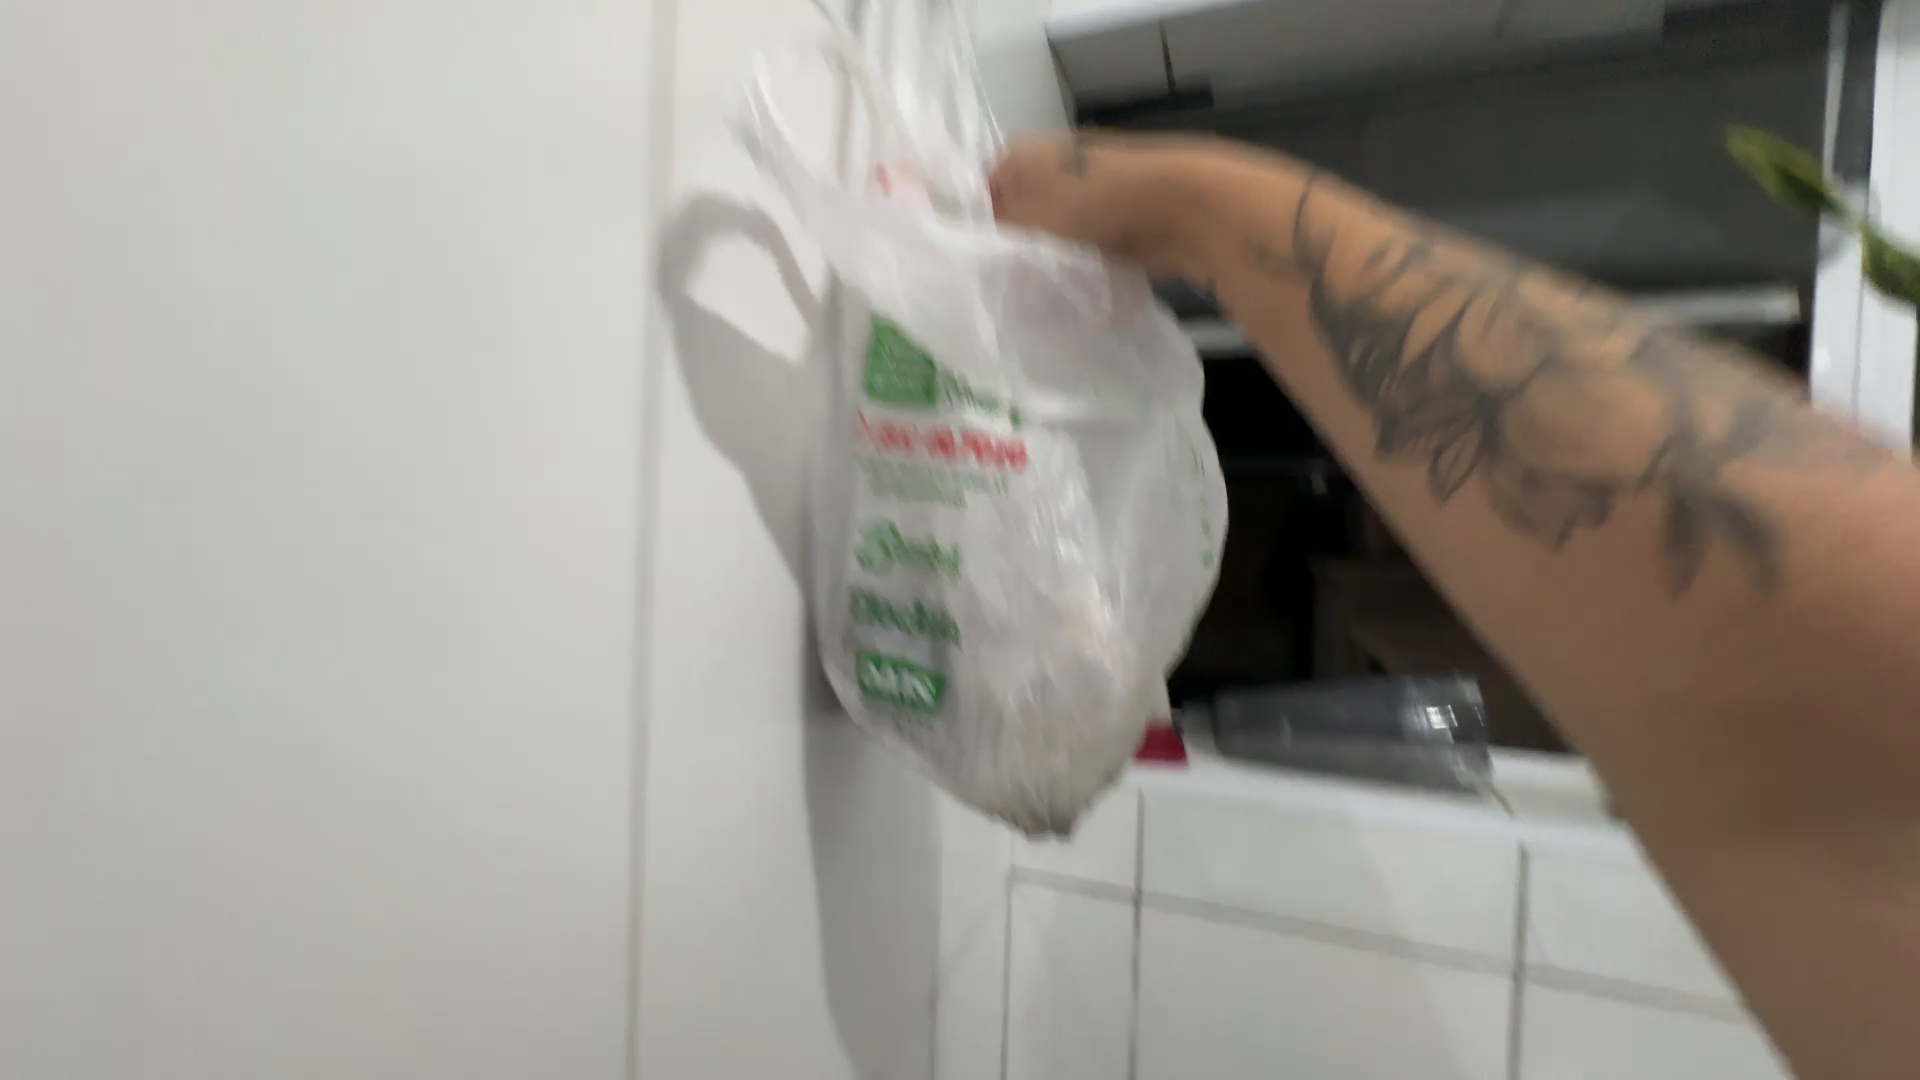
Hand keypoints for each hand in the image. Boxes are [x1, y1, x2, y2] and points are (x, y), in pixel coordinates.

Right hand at [988, 134, 1217, 278]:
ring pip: (1052, 235)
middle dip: (1014, 251)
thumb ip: (992, 235)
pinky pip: (1085, 249)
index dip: (975, 231)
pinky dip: (1080, 268)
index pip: (980, 194)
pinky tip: (1074, 291)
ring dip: (1048, 262)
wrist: (1174, 207)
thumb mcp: (1022, 222)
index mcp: (1020, 155)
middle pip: (1018, 216)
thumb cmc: (1086, 208)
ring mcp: (1089, 189)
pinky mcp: (1118, 217)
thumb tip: (977, 247)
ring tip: (1040, 294)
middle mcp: (1052, 164)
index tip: (976, 267)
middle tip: (1007, 286)